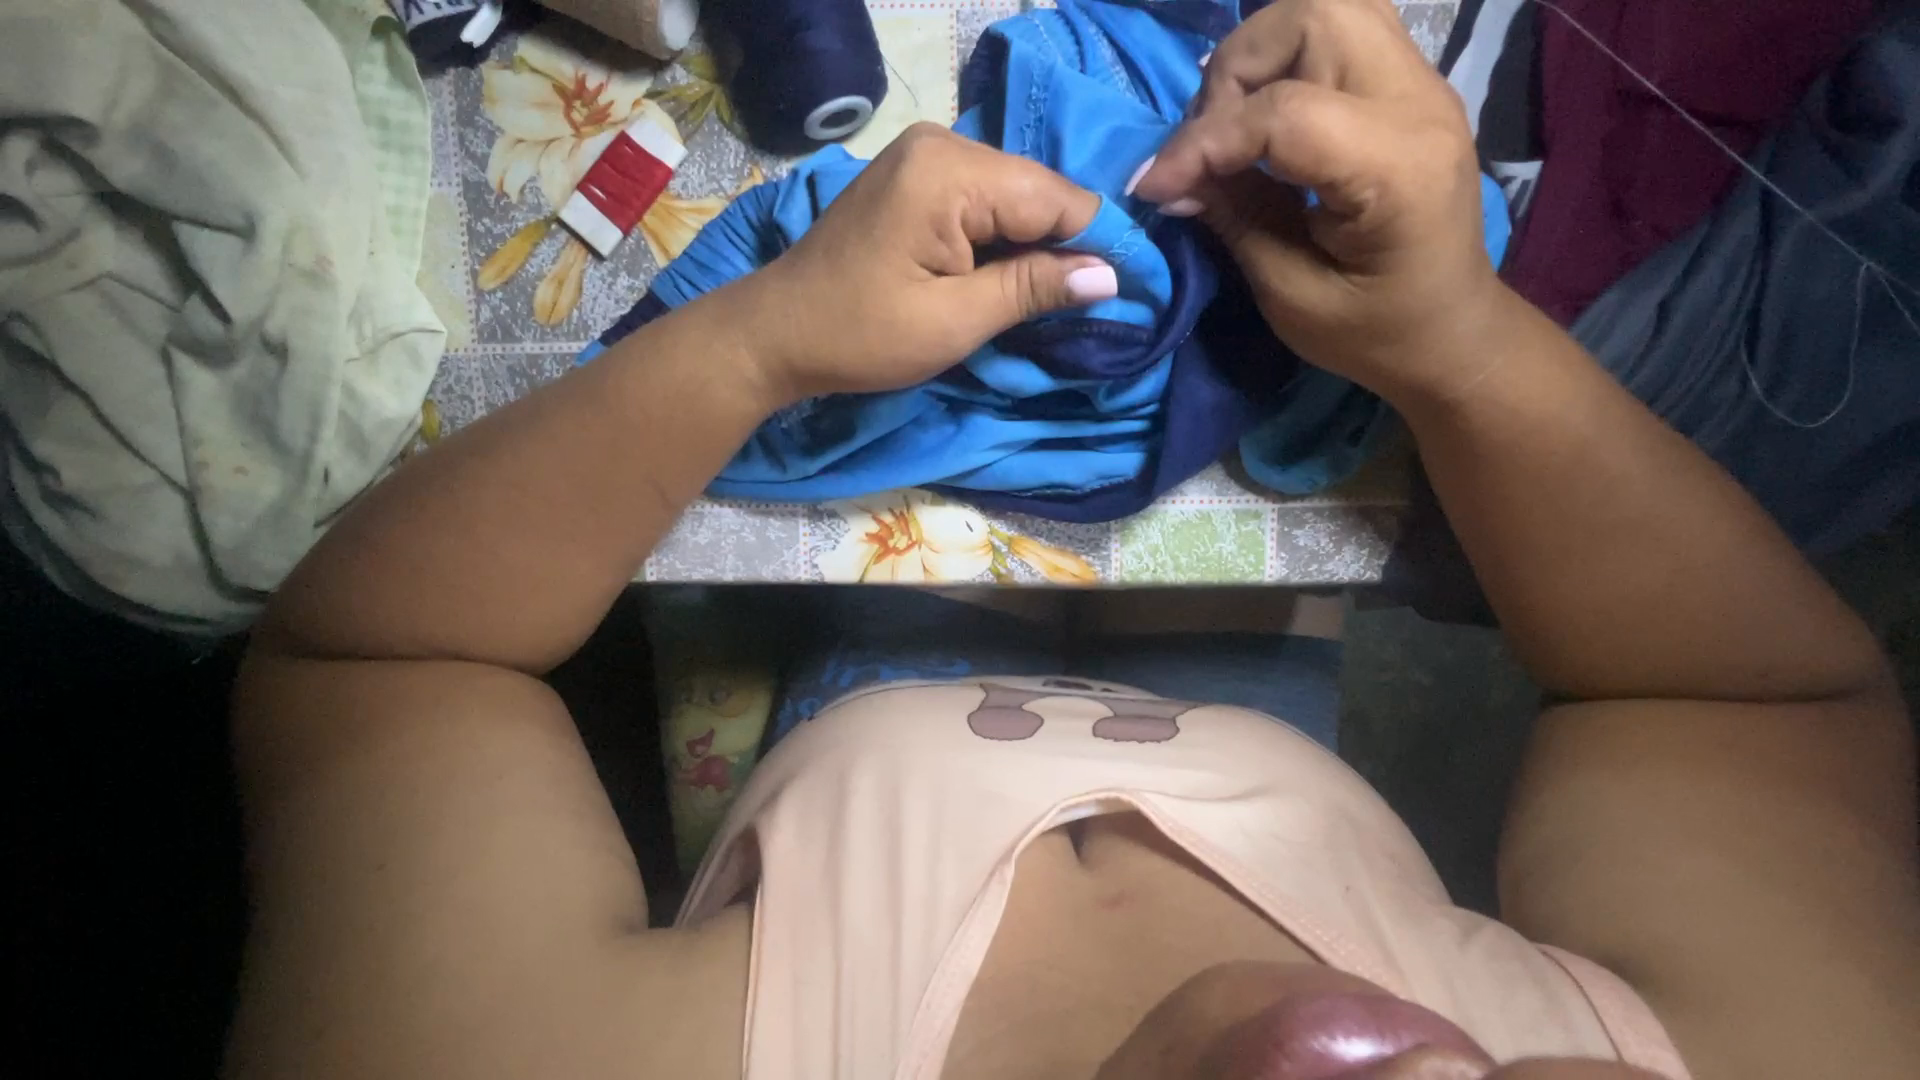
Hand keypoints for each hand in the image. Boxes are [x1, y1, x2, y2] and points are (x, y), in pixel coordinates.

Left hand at [729, 123, 1117, 406]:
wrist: (776, 334)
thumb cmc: (861, 335)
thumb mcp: (955, 322)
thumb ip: (1033, 289)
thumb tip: (1111, 277)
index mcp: (951, 170)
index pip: (1056, 197)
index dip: (1097, 243)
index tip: (1126, 291)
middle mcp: (942, 144)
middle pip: (1036, 192)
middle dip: (1065, 245)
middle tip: (1088, 302)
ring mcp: (924, 158)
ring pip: (1012, 199)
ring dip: (1033, 246)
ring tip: (1049, 296)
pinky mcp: (913, 180)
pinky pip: (981, 204)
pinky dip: (1000, 241)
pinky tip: (1006, 276)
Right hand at [1130, 0, 1502, 401]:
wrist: (1449, 332)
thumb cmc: (1372, 333)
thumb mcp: (1289, 295)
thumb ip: (1235, 221)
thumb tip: (1172, 182)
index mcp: (1396, 170)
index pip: (1284, 113)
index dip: (1201, 143)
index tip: (1152, 188)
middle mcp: (1419, 102)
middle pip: (1311, 18)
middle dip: (1233, 74)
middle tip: (1205, 148)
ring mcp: (1420, 83)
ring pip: (1323, 10)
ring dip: (1257, 59)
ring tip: (1229, 129)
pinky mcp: (1407, 85)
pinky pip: (1336, 34)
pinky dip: (1282, 62)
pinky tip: (1259, 118)